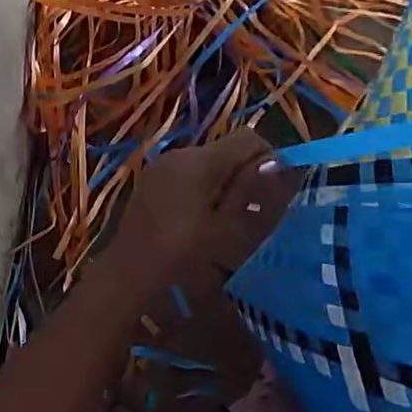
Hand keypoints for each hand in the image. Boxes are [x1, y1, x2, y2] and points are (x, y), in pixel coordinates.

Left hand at [94, 129, 303, 289]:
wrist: (132, 272)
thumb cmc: (185, 253)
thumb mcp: (229, 226)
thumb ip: (254, 190)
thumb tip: (279, 162)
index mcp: (199, 160)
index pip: (248, 139)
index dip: (267, 161)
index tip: (268, 194)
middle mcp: (178, 153)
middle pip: (225, 149)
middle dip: (243, 174)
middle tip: (246, 213)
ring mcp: (160, 166)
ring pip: (205, 162)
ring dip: (221, 183)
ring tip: (222, 220)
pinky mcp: (150, 180)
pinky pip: (185, 174)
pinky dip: (199, 188)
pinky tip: (196, 219)